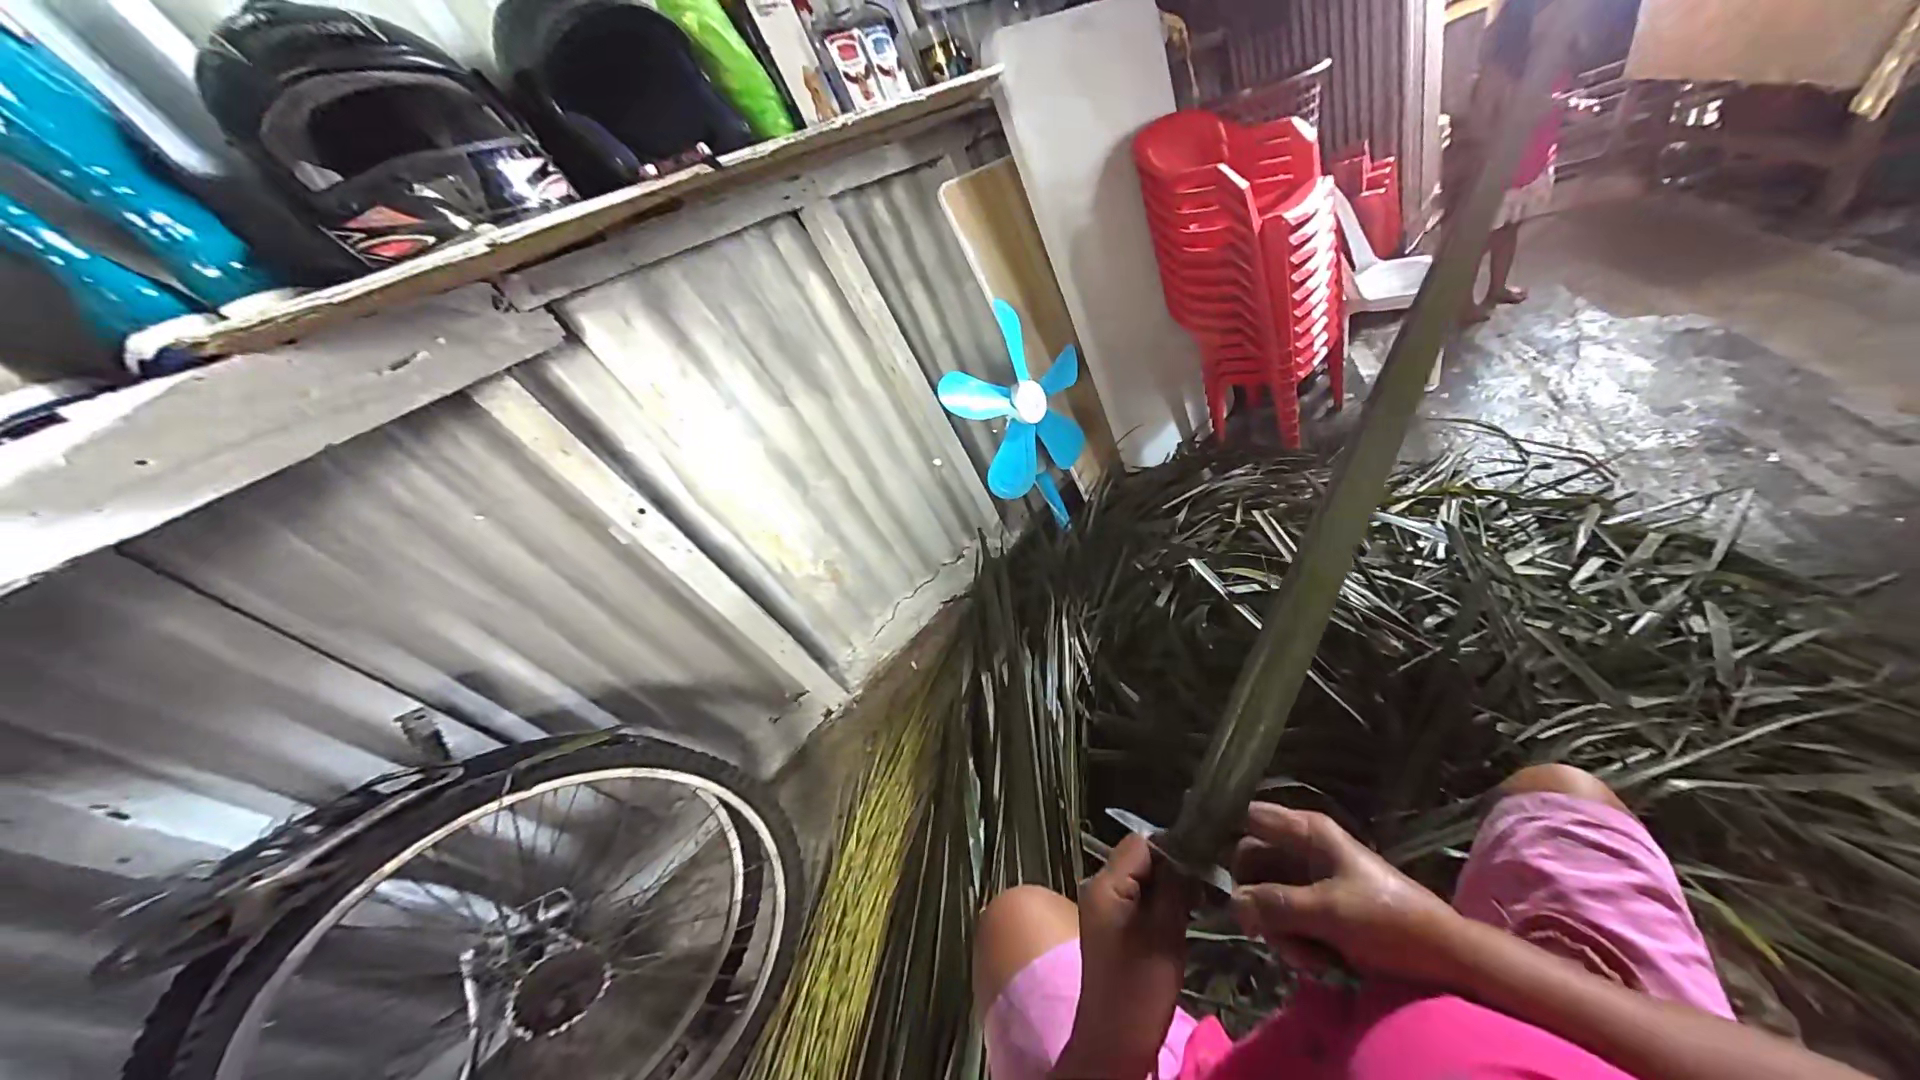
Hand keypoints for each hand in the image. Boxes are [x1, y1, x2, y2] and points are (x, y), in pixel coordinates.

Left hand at [1052, 832, 1194, 1078]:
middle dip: (1173, 869)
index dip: (1172, 850)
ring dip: (1169, 888)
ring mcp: (1103, 905)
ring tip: (1198, 904)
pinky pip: (1138, 898)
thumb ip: (1174, 889)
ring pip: (1142, 878)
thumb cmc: (1139, 988)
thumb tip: (1188, 855)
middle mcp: (1099, 886)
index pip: (1140, 844)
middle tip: (1206, 888)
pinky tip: (1182, 919)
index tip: (1204, 865)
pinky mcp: (1113, 924)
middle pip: (1140, 858)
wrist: (1114, 1040)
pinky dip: (1160, 904)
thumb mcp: (1164, 933)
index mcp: (1104, 883)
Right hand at [1229, 803, 1464, 985]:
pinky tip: (1318, 962)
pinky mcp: (1323, 906)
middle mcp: (1305, 848)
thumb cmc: (1389, 921)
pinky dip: (1297, 940)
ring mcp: (1314, 878)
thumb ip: (1275, 904)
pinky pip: (1290, 916)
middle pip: (1254, 863)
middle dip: (1258, 901)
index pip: (1250, 818)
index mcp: (1308, 832)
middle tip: (1265, 932)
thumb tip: (1233, 903)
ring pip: (1269, 895)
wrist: (1447, 959)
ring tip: (1306, 958)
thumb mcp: (1328, 913)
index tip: (1215, 868)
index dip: (1230, 835)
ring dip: (1280, 929)